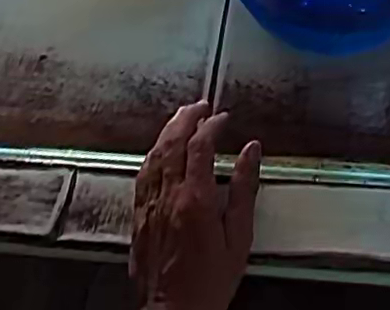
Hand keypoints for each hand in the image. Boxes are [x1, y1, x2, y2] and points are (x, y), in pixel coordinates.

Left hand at [131, 101, 263, 309]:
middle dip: (187, 118)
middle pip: (173, 143)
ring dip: (168, 131)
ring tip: (180, 117)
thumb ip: (245, 189)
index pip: (201, 145)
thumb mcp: (239, 237)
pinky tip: (159, 150)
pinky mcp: (138, 219)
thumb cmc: (209, 283)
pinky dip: (153, 155)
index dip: (213, 125)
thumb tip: (251, 151)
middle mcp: (169, 198)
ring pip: (155, 156)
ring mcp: (150, 207)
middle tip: (200, 105)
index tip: (224, 118)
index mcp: (195, 199)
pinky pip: (142, 176)